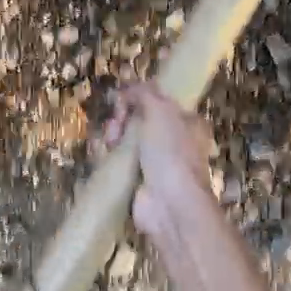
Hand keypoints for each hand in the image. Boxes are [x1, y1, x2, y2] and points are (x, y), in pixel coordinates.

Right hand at [102, 82, 216, 237]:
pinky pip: (120, 160)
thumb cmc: (171, 151)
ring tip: (110, 139)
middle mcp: (173, 141)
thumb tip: (130, 85)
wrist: (170, 205)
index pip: (161, 101)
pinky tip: (104, 151)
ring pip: (128, 139)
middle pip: (140, 119)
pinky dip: (110, 154)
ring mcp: (155, 163)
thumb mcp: (160, 110)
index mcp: (187, 122)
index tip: (126, 95)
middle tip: (117, 119)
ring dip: (115, 133)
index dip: (141, 96)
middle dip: (124, 115)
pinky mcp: (138, 180)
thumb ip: (144, 93)